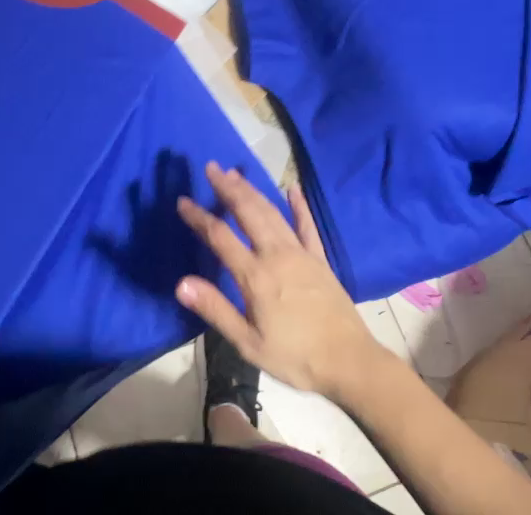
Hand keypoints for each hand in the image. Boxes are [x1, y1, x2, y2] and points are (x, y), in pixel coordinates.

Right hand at [175, 164, 392, 400]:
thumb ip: (215, 309)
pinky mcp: (320, 259)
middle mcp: (277, 255)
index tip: (182, 201)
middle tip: (211, 167)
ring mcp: (301, 254)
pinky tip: (292, 189)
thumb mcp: (248, 343)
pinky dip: (299, 206)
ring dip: (253, 191)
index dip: (199, 217)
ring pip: (273, 213)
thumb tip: (181, 284)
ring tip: (236, 173)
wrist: (349, 362)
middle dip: (228, 188)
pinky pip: (308, 226)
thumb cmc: (295, 357)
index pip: (220, 237)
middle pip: (248, 213)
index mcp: (255, 276)